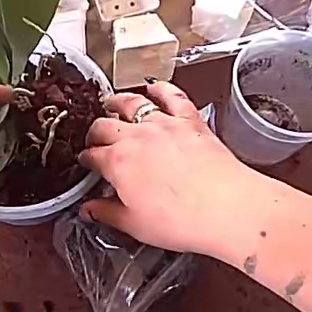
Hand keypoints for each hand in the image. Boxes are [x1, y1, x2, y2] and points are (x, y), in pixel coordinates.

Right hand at [79, 80, 275, 256]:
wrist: (226, 208)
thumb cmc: (183, 219)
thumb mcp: (135, 225)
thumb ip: (107, 213)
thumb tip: (91, 210)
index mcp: (117, 163)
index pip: (91, 155)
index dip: (85, 158)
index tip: (86, 162)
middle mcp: (136, 137)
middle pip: (104, 125)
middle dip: (95, 131)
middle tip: (94, 137)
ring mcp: (163, 124)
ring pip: (132, 102)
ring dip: (117, 101)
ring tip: (111, 102)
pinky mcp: (189, 120)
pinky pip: (171, 95)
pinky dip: (160, 87)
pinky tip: (155, 86)